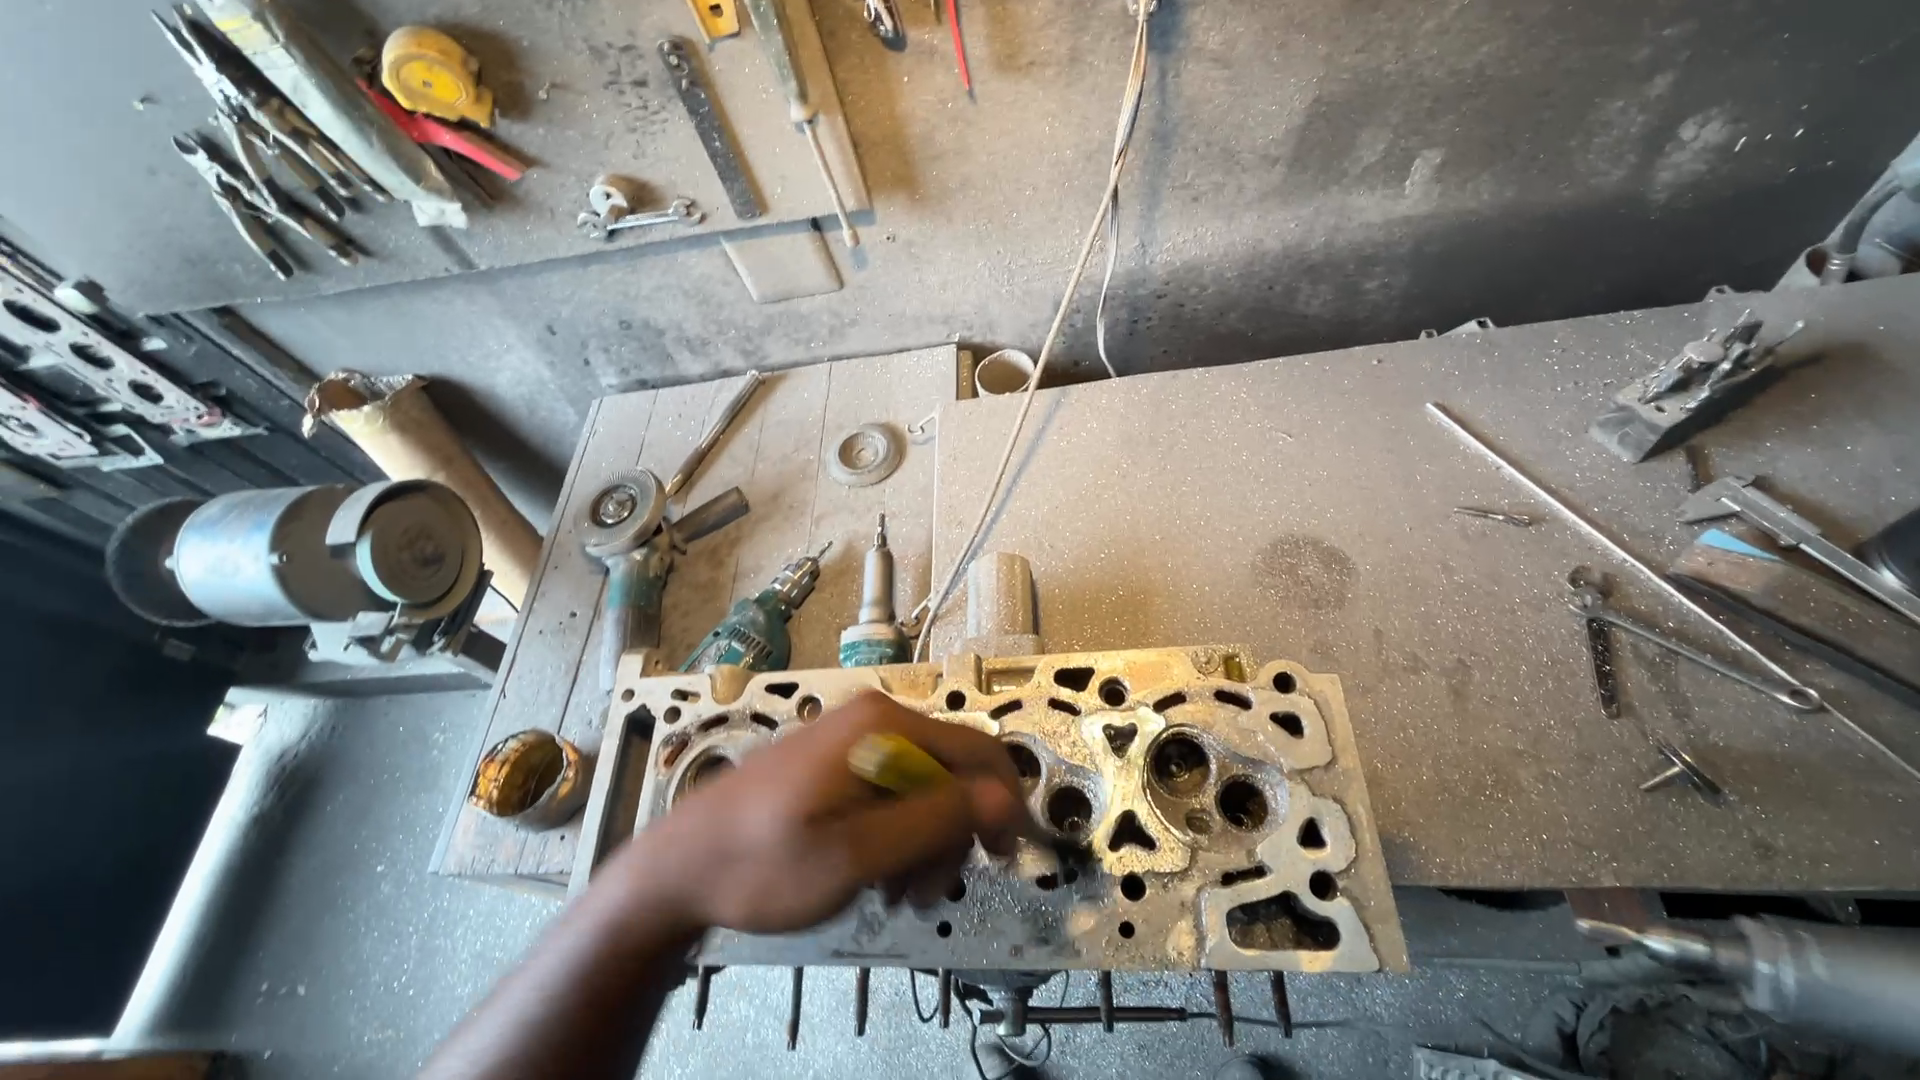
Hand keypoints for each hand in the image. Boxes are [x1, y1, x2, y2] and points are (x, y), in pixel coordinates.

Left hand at [614, 690, 1033, 935]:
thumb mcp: (853, 853)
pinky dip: (897, 837)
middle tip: (929, 891)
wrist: (677, 868)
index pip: (976, 751)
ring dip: (924, 844)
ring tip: (896, 894)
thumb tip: (1002, 796)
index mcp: (882, 726)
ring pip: (924, 789)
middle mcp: (874, 721)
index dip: (1002, 803)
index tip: (1003, 857)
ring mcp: (853, 740)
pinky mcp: (837, 765)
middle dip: (952, 834)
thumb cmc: (760, 863)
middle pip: (951, 772)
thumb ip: (932, 820)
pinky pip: (891, 794)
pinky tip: (876, 875)